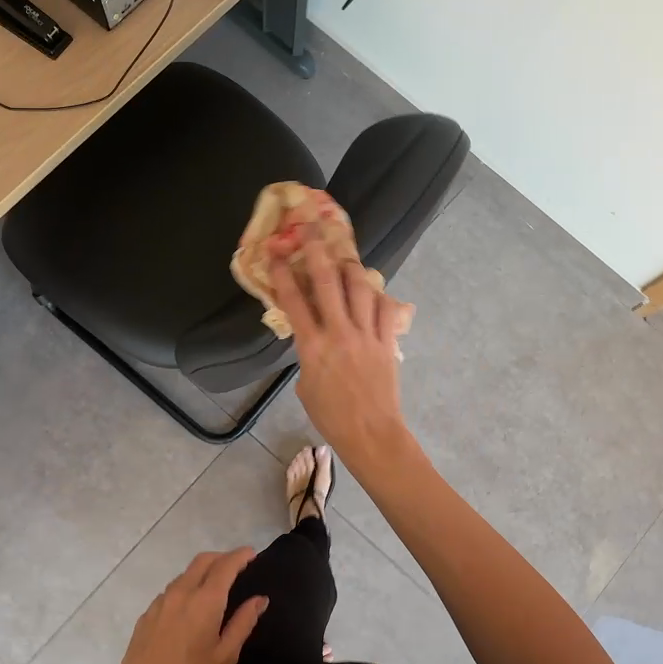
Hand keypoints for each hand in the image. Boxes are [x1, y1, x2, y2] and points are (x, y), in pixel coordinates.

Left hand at [105, 548, 266, 663]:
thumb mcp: (226, 654)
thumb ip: (244, 622)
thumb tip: (260, 599)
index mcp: (205, 600)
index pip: (226, 565)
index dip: (241, 555)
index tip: (252, 553)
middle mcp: (181, 592)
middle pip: (203, 560)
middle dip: (222, 557)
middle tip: (236, 566)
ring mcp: (161, 600)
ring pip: (185, 573)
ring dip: (202, 572)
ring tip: (214, 587)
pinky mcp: (147, 612)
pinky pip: (171, 590)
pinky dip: (186, 587)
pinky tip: (189, 608)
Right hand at [270, 239, 416, 469]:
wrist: (370, 433)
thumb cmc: (331, 417)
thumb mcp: (305, 387)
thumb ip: (307, 357)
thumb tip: (314, 341)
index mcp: (312, 347)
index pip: (293, 302)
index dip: (282, 274)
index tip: (276, 253)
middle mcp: (339, 333)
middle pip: (326, 282)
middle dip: (317, 251)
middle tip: (311, 230)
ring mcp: (366, 335)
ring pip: (359, 287)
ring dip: (350, 267)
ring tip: (344, 256)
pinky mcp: (386, 342)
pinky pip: (384, 309)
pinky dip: (378, 295)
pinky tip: (372, 291)